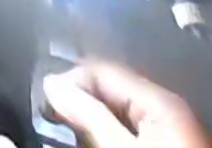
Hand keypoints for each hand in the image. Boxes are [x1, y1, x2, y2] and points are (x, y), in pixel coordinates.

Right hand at [43, 63, 210, 147]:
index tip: (41, 101)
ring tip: (62, 138)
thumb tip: (52, 82)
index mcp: (160, 101)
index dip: (71, 80)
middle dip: (80, 103)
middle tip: (47, 120)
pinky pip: (132, 137)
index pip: (105, 71)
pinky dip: (108, 139)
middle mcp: (166, 110)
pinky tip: (89, 146)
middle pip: (113, 92)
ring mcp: (170, 137)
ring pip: (120, 117)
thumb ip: (88, 115)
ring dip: (92, 124)